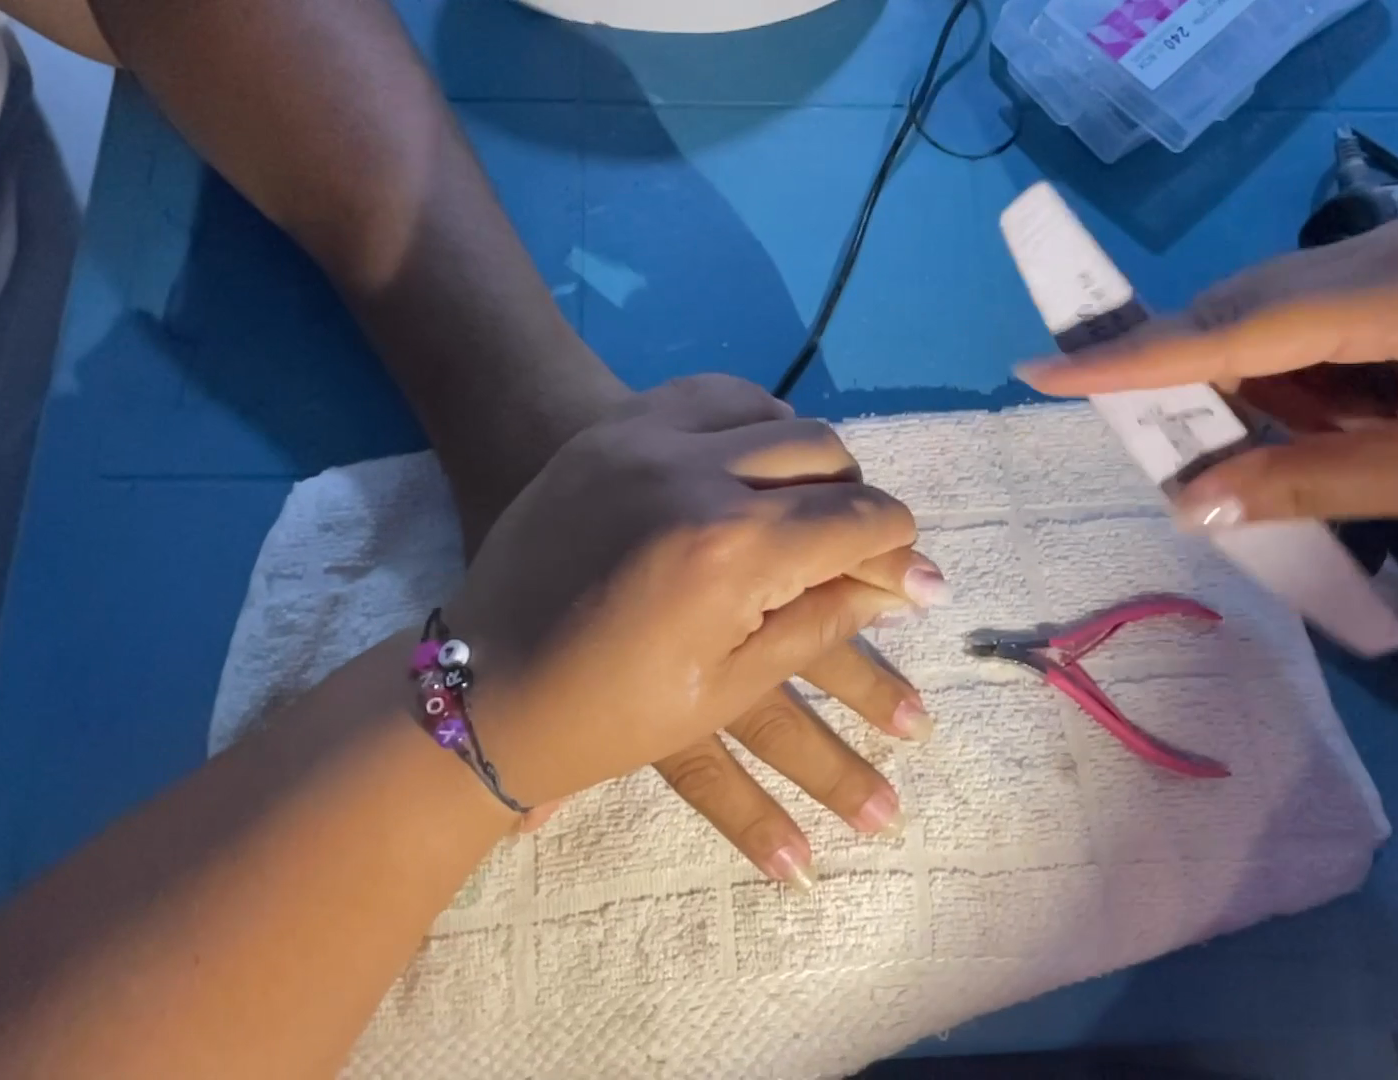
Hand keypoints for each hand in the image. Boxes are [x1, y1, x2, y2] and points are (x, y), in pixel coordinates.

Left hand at [444, 377, 922, 830]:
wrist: (480, 683)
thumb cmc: (607, 713)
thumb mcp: (727, 687)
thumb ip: (823, 619)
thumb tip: (902, 581)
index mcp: (729, 553)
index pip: (859, 521)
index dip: (902, 550)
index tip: (917, 581)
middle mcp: (695, 473)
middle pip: (828, 455)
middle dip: (861, 505)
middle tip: (857, 553)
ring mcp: (646, 437)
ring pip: (775, 415)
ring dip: (812, 461)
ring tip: (807, 510)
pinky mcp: (613, 429)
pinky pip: (711, 396)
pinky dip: (751, 424)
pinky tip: (752, 465)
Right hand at [1020, 215, 1397, 532]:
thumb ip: (1313, 481)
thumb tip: (1190, 499)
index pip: (1229, 326)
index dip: (1129, 356)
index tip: (1040, 368)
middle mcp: (1392, 252)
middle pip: (1237, 310)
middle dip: (1186, 376)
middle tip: (1177, 449)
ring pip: (1270, 316)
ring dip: (1251, 384)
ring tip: (1304, 442)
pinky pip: (1315, 321)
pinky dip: (1297, 376)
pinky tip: (1341, 418)